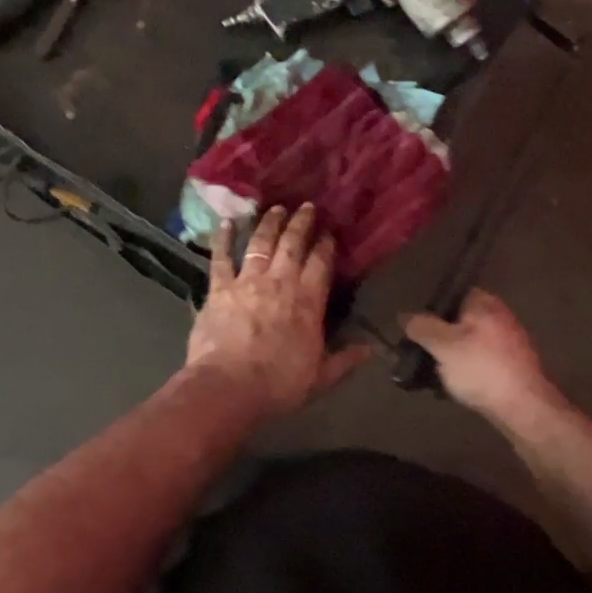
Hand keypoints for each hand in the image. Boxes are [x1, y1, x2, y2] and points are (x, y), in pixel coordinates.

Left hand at [186, 204, 370, 416]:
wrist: (228, 386)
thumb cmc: (278, 385)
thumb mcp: (321, 377)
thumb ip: (345, 359)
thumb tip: (372, 349)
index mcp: (308, 301)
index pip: (321, 263)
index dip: (326, 245)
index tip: (330, 232)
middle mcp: (280, 282)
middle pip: (292, 243)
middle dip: (301, 222)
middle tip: (307, 206)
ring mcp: (247, 281)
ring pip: (261, 242)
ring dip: (269, 223)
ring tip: (276, 208)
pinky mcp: (219, 287)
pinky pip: (221, 257)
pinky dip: (224, 238)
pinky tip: (226, 222)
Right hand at [404, 289, 561, 422]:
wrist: (524, 408)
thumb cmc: (480, 369)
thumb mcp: (442, 346)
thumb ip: (421, 327)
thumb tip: (404, 316)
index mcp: (484, 302)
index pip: (452, 294)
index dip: (432, 310)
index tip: (418, 330)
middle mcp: (500, 315)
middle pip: (459, 320)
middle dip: (441, 337)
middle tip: (425, 355)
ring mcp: (510, 341)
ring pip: (470, 343)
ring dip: (454, 357)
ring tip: (438, 375)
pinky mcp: (514, 365)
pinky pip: (482, 361)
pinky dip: (470, 371)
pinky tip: (459, 387)